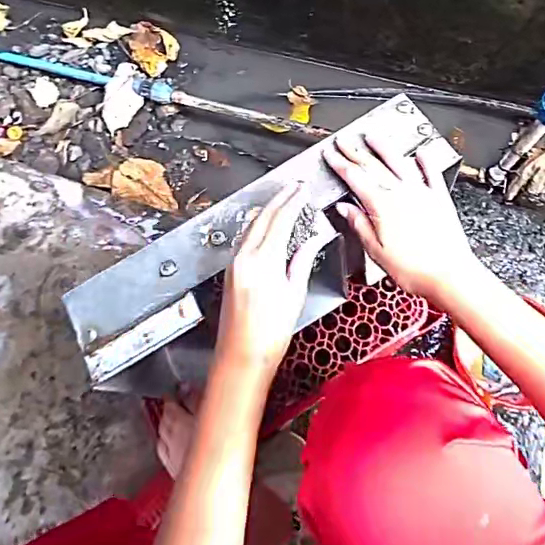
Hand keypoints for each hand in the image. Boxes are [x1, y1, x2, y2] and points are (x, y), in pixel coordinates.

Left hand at [216, 183, 329, 377]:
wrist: (241, 357)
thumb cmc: (268, 334)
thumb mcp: (294, 295)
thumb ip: (301, 261)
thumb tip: (313, 240)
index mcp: (263, 262)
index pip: (280, 220)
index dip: (293, 202)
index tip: (302, 191)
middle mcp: (245, 258)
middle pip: (263, 217)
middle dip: (279, 199)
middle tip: (294, 188)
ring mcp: (235, 263)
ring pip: (252, 226)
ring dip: (268, 211)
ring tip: (284, 202)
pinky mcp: (231, 271)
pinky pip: (246, 239)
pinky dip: (259, 226)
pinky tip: (269, 227)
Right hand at [324, 131, 483, 301]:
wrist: (450, 276)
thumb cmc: (415, 269)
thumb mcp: (376, 251)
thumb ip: (359, 224)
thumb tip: (345, 209)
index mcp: (382, 206)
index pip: (355, 178)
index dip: (340, 164)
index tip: (331, 155)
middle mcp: (401, 194)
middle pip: (373, 166)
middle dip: (355, 151)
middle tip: (344, 141)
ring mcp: (422, 193)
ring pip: (399, 162)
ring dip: (384, 147)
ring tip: (373, 137)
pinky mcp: (440, 199)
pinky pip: (430, 174)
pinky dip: (424, 161)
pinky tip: (420, 153)